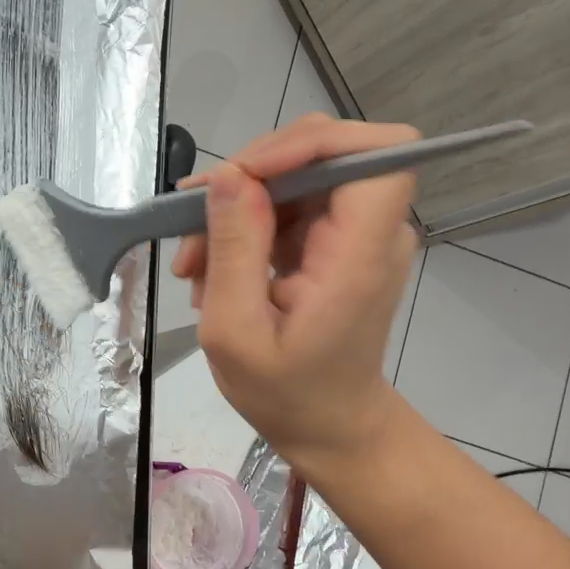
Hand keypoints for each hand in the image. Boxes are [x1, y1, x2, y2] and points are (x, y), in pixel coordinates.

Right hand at [170, 115, 421, 470]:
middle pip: (323, 156)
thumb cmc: (282, 392)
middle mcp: (371, 231)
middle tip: (192, 230)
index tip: (244, 175)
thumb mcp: (236, 330)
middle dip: (247, 181)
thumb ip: (234, 249)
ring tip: (193, 267)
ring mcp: (354, 235)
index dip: (311, 144)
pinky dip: (244, 231)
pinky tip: (213, 273)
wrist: (325, 424)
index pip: (377, 152)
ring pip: (293, 181)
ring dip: (234, 213)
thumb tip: (224, 175)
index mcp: (361, 254)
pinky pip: (287, 209)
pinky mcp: (334, 243)